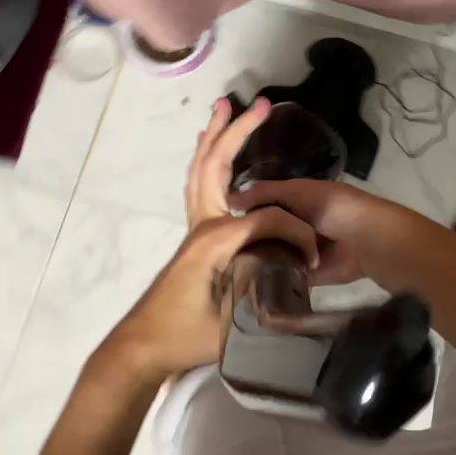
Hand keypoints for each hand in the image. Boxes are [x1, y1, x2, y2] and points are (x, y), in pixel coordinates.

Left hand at [91, 97, 320, 379]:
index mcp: (215, 241)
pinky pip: (201, 183)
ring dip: (215, 137)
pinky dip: (207, 158)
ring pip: (202, 169)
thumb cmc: (185, 338)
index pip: (266, 219)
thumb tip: (299, 271)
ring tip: (223, 108)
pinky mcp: (195, 235)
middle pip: (217, 165)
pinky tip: (211, 148)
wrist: (141, 349)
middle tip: (258, 104)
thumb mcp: (234, 324)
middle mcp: (203, 225)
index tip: (314, 258)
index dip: (296, 234)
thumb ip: (267, 293)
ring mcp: (195, 227)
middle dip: (237, 132)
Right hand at [229, 178, 431, 288]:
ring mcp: (300, 250)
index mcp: (295, 199)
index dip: (240, 213)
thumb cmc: (335, 208)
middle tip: (216, 253)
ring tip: (223, 271)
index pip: (260, 204)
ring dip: (255, 261)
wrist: (369, 242)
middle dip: (245, 240)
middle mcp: (295, 223)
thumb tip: (230, 197)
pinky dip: (270, 280)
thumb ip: (267, 194)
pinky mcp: (307, 275)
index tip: (213, 224)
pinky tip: (243, 286)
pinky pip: (284, 277)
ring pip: (270, 255)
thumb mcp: (299, 192)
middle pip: (263, 232)